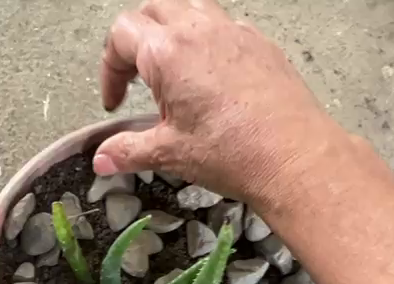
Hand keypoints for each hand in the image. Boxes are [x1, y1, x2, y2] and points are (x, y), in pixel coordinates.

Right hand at [95, 0, 344, 210]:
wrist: (291, 155)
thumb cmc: (232, 152)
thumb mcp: (170, 154)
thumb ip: (129, 151)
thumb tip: (102, 159)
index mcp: (168, 52)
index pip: (122, 35)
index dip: (110, 68)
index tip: (115, 101)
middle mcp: (199, 29)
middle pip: (153, 11)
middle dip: (136, 42)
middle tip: (135, 82)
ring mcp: (232, 30)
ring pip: (189, 9)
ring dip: (170, 34)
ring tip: (171, 77)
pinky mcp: (258, 43)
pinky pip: (222, 27)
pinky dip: (205, 45)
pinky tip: (209, 84)